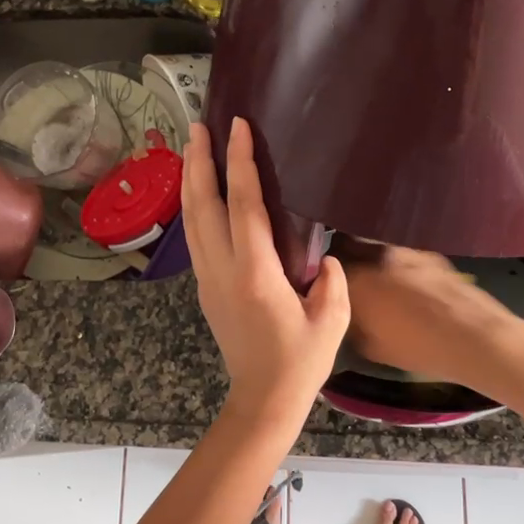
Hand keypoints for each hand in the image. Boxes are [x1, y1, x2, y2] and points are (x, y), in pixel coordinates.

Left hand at [182, 118, 349, 417]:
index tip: (238, 127)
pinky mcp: (205, 286)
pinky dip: (194, 205)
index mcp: (255, 273)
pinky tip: (198, 191)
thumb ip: (331, 281)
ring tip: (193, 146)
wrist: (262, 398)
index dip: (240, 162)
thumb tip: (322, 256)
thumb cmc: (300, 361)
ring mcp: (208, 278)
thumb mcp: (332, 320)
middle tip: (199, 125)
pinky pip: (194, 236)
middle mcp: (223, 269)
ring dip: (191, 179)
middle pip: (203, 205)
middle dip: (199, 161)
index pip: (243, 205)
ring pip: (192, 219)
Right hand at [339, 244, 521, 386]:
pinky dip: (397, 267)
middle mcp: (376, 256)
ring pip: (376, 249)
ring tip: (378, 285)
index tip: (322, 290)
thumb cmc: (419, 347)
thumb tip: (347, 316)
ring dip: (370, 262)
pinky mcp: (430, 255)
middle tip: (345, 281)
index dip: (321, 278)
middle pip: (346, 246)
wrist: (476, 337)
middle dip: (342, 261)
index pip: (324, 268)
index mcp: (355, 279)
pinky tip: (407, 288)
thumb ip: (351, 325)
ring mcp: (405, 251)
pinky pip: (402, 256)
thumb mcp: (371, 347)